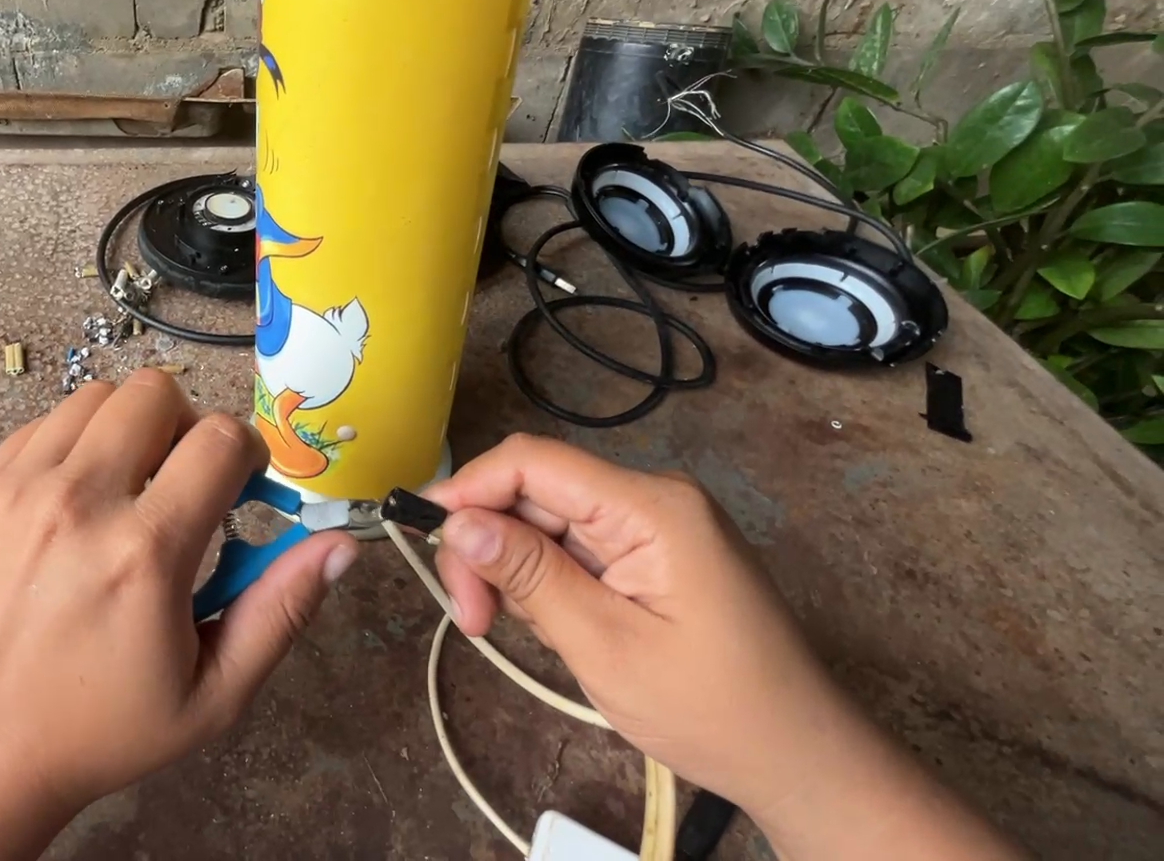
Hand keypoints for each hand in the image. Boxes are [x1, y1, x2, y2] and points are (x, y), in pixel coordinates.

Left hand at [0, 370, 357, 860]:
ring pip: (100, 394)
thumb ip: (283, 609)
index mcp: (144, 552)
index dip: (247, 454)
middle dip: (188, 425)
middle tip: (184, 480)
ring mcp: (20, 486)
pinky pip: (47, 420)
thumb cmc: (103, 728)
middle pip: (157, 392)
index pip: (220, 439)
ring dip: (132, 426)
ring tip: (131, 484)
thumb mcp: (214, 692)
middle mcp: (79, 501)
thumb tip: (343, 544)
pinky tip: (80, 493)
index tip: (240, 490)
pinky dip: (78, 440)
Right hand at [430, 433, 1021, 859]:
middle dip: (485, 545)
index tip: (424, 540)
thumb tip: (456, 523)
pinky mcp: (643, 550)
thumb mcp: (604, 645)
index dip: (468, 489)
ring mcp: (647, 523)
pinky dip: (537, 579)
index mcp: (649, 506)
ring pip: (539, 520)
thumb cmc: (711, 711)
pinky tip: (546, 622)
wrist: (802, 764)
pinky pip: (566, 544)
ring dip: (508, 568)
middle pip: (530, 492)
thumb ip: (528, 574)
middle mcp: (647, 497)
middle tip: (470, 617)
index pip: (532, 462)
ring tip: (506, 629)